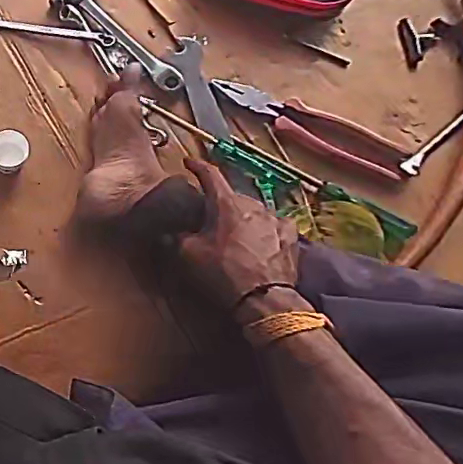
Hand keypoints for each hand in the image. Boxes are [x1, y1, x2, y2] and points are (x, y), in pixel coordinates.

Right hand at [176, 158, 297, 310]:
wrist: (263, 300)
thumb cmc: (222, 273)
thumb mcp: (188, 255)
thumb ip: (178, 238)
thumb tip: (171, 232)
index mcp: (226, 204)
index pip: (210, 175)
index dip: (197, 166)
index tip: (189, 162)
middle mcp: (252, 205)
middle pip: (232, 196)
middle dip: (221, 203)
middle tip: (211, 216)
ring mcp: (275, 220)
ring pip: (254, 209)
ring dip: (244, 216)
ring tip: (236, 230)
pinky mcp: (291, 237)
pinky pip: (275, 224)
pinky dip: (267, 227)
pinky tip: (264, 236)